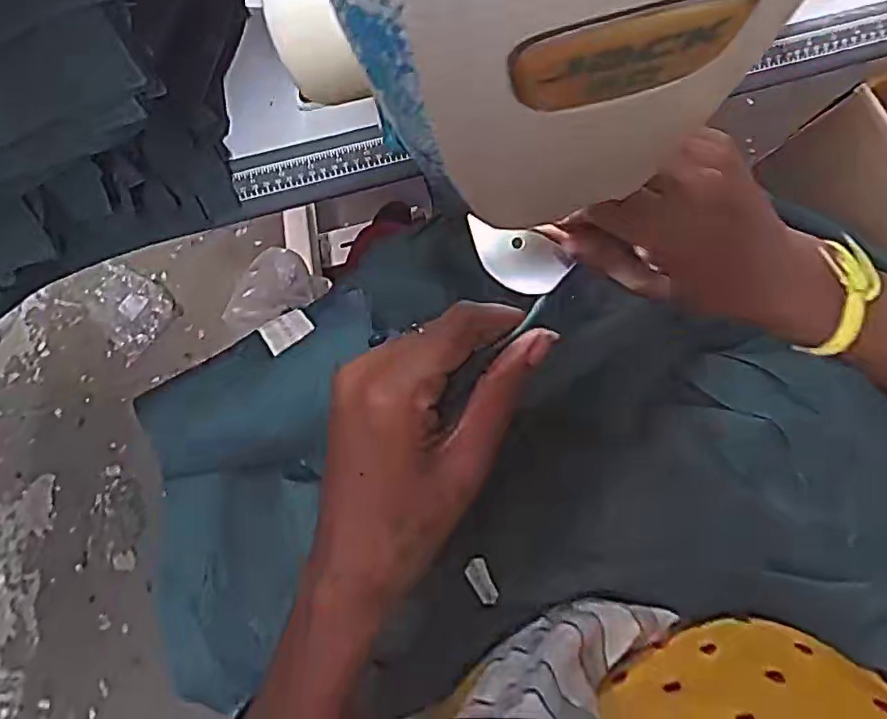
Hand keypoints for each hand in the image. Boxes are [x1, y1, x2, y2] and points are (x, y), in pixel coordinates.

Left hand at [309, 302, 557, 613]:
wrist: (350, 567)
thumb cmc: (411, 526)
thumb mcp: (467, 459)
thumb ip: (502, 390)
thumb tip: (538, 339)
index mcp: (391, 384)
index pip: (455, 323)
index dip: (500, 318)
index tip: (535, 328)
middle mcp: (364, 365)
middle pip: (437, 327)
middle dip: (481, 336)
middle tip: (519, 360)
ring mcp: (351, 372)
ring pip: (422, 335)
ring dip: (458, 348)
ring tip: (488, 382)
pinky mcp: (348, 382)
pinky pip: (402, 352)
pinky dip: (433, 360)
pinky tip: (450, 391)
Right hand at [541, 128, 839, 344]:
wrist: (781, 270)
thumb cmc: (715, 289)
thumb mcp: (652, 286)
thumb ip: (601, 256)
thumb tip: (556, 229)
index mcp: (672, 227)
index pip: (596, 198)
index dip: (567, 200)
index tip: (553, 205)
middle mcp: (690, 180)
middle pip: (612, 155)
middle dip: (585, 168)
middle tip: (568, 181)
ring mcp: (707, 151)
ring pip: (634, 136)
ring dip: (611, 151)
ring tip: (599, 169)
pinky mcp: (717, 137)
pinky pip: (660, 130)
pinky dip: (640, 143)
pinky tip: (633, 158)